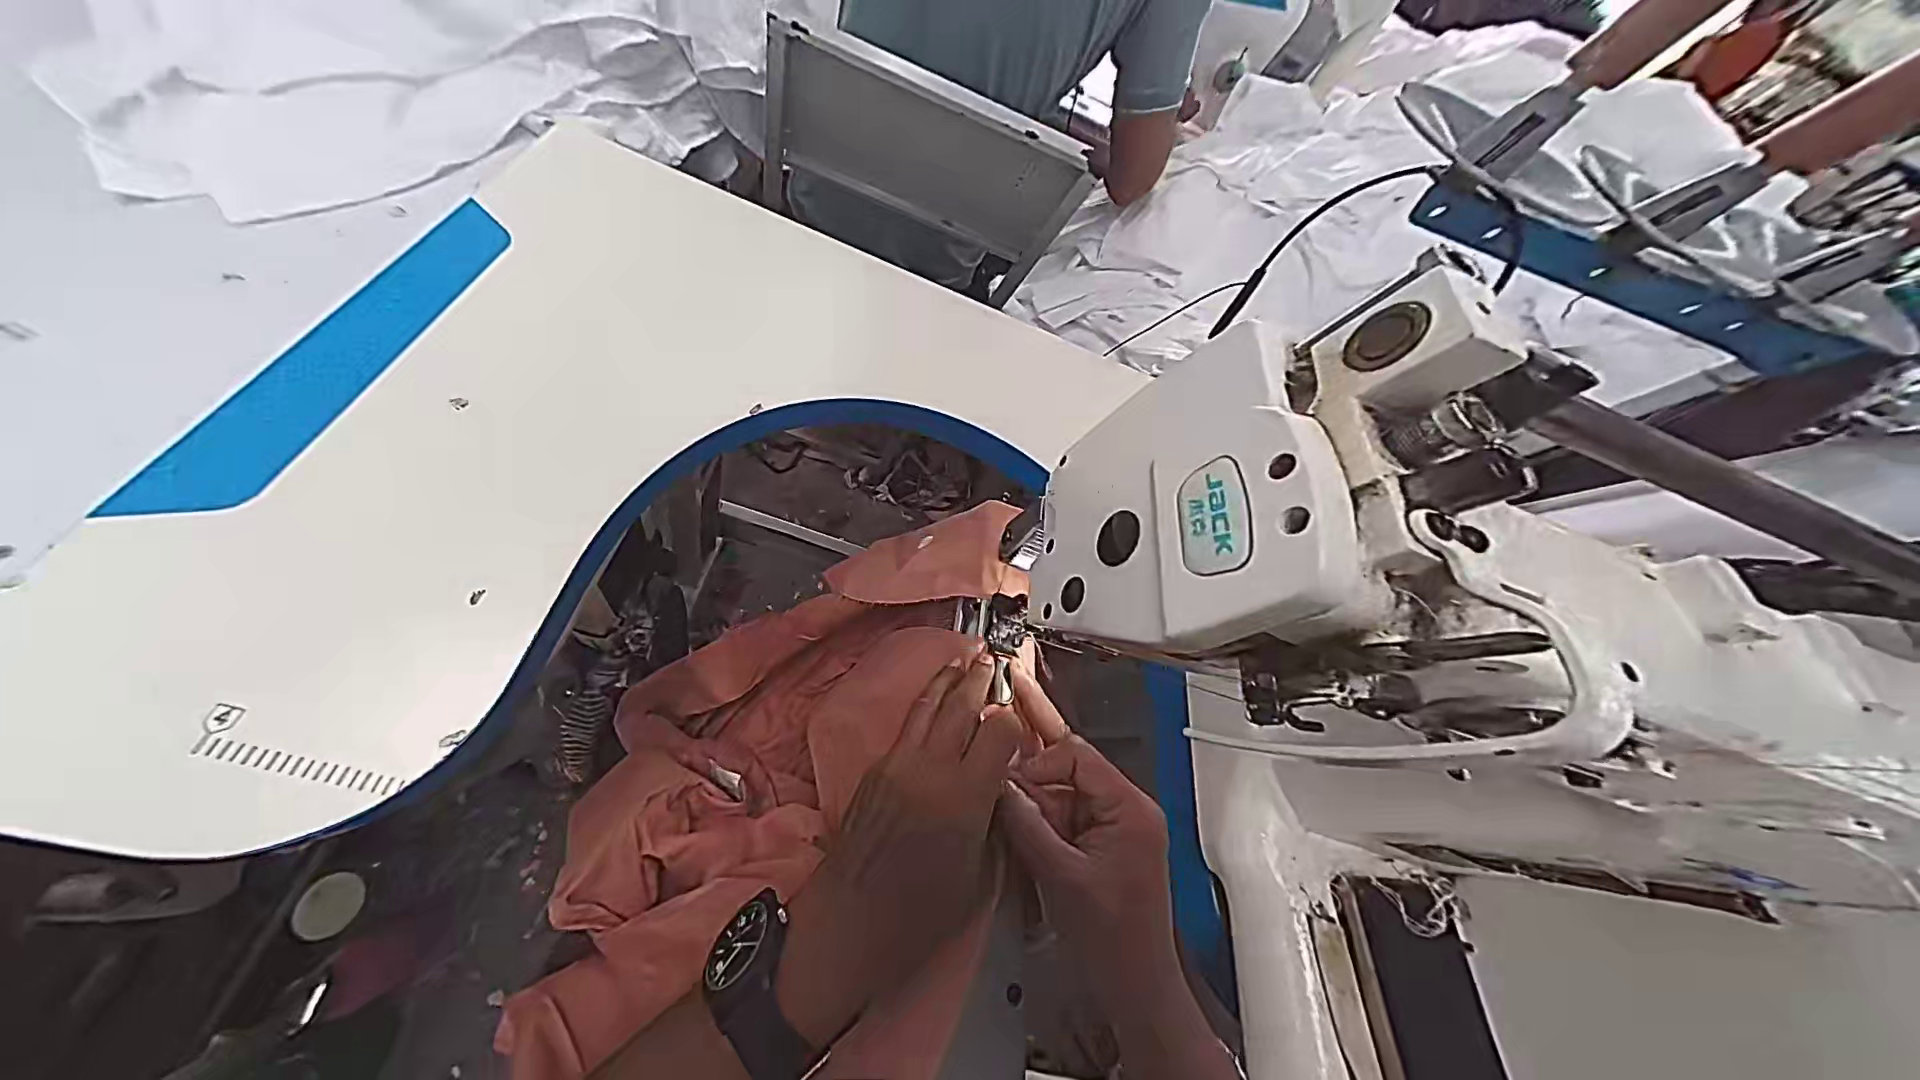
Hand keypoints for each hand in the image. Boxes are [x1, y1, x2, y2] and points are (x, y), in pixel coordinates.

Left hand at [776, 648, 1024, 1045]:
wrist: (852, 919)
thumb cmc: (920, 910)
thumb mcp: (977, 871)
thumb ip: (992, 817)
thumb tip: (998, 782)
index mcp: (966, 796)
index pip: (999, 732)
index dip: (1013, 720)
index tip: (1018, 718)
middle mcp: (933, 768)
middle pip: (963, 707)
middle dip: (982, 680)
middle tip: (995, 659)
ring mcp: (900, 763)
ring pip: (930, 706)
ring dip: (950, 679)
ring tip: (965, 659)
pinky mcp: (878, 767)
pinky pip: (908, 722)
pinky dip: (925, 700)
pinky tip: (933, 692)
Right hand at [993, 685, 1174, 1011]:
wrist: (1136, 987)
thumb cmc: (1114, 940)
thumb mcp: (1064, 879)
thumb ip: (1028, 827)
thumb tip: (1000, 786)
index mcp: (1130, 808)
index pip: (1079, 758)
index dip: (1040, 763)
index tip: (1011, 784)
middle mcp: (1122, 806)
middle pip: (1073, 756)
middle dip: (1040, 722)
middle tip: (1014, 680)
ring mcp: (1108, 821)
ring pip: (1061, 783)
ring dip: (1029, 779)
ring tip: (997, 746)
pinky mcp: (1094, 837)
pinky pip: (1059, 807)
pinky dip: (1034, 803)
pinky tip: (1009, 790)